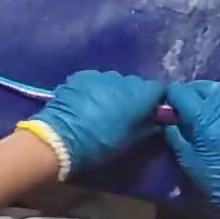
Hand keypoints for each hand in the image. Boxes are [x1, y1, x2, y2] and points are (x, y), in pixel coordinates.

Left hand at [22, 69, 163, 176]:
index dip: (154, 101)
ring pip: (112, 81)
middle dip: (131, 96)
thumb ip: (149, 125)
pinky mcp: (78, 76)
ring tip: (101, 109)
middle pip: (134, 84)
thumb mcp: (133, 140)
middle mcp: (121, 78)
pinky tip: (84, 104)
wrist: (61, 138)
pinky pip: (93, 81)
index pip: (157, 90)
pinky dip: (93, 90)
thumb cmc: (102, 143)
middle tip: (123, 113)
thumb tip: (156, 119)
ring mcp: (98, 75)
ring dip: (111, 91)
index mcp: (140, 93)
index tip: (148, 113)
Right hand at [162, 81, 219, 218]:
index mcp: (203, 116)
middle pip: (202, 86)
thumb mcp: (185, 157)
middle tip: (192, 111)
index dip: (172, 98)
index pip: (179, 91)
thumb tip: (167, 114)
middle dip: (193, 95)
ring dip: (215, 98)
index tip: (172, 108)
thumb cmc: (216, 177)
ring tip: (214, 112)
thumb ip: (174, 131)